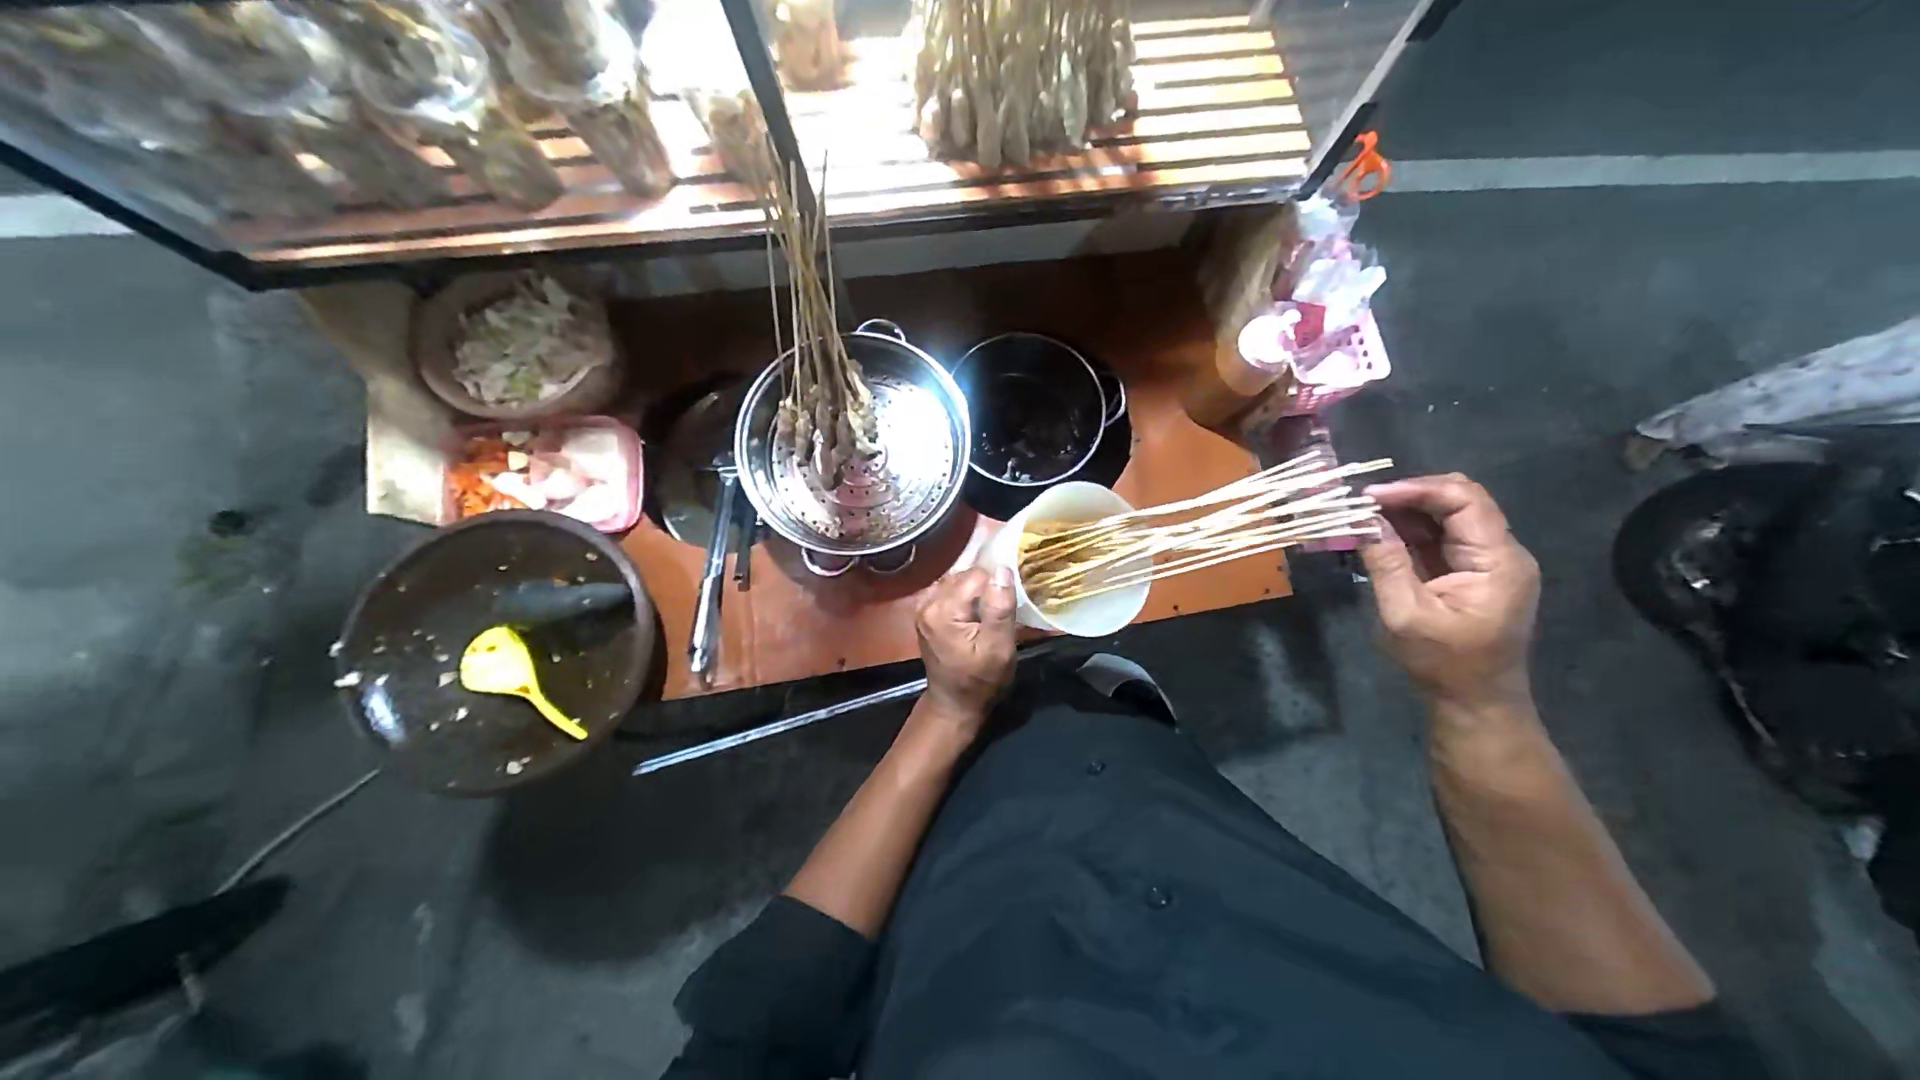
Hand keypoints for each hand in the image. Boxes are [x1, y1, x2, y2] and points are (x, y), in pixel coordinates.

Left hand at [915, 566, 1016, 727]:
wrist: (955, 703)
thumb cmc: (980, 680)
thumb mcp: (998, 648)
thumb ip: (999, 608)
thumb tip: (1002, 570)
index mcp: (942, 610)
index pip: (977, 575)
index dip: (998, 585)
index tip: (1010, 602)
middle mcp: (928, 602)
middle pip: (965, 575)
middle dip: (986, 587)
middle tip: (1001, 610)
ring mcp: (924, 607)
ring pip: (958, 580)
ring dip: (977, 592)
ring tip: (990, 612)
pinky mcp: (927, 612)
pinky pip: (950, 591)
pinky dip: (966, 597)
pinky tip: (976, 614)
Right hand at [1360, 474, 1539, 712]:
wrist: (1474, 702)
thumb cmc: (1442, 663)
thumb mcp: (1404, 615)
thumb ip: (1386, 563)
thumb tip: (1363, 520)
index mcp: (1498, 561)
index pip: (1464, 499)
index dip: (1416, 489)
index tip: (1369, 498)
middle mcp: (1502, 553)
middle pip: (1460, 501)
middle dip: (1409, 496)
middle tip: (1362, 506)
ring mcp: (1490, 562)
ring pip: (1449, 516)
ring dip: (1406, 512)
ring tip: (1364, 518)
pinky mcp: (1473, 571)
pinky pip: (1442, 537)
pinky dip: (1410, 531)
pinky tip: (1380, 534)